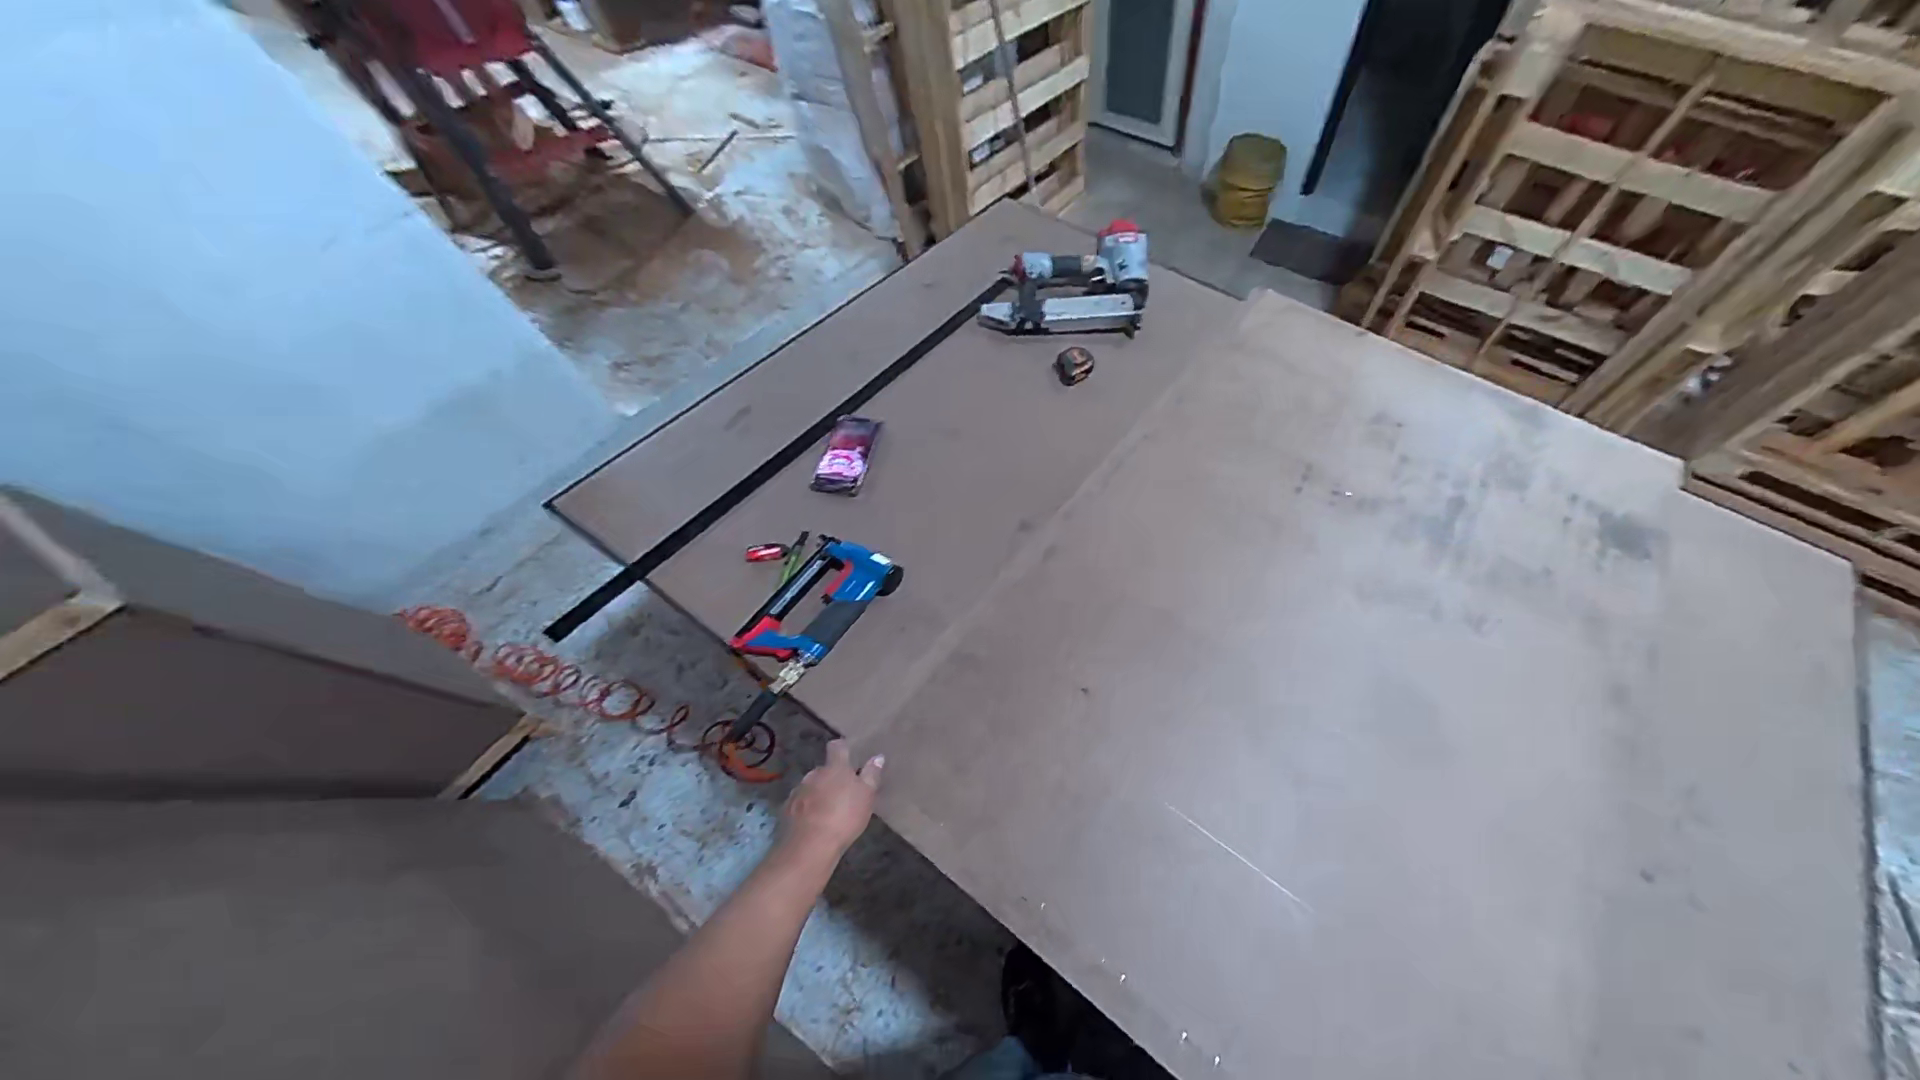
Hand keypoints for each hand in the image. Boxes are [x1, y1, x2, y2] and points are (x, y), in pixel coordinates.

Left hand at [782, 739, 882, 859]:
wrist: (810, 846)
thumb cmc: (844, 817)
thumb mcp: (867, 796)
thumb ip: (872, 775)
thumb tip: (877, 757)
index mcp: (835, 767)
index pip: (837, 747)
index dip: (842, 748)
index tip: (848, 754)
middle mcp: (814, 774)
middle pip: (823, 769)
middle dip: (831, 777)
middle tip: (842, 792)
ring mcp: (798, 791)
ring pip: (811, 786)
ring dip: (818, 793)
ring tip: (828, 810)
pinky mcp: (787, 809)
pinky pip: (800, 803)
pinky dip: (806, 808)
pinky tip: (813, 823)